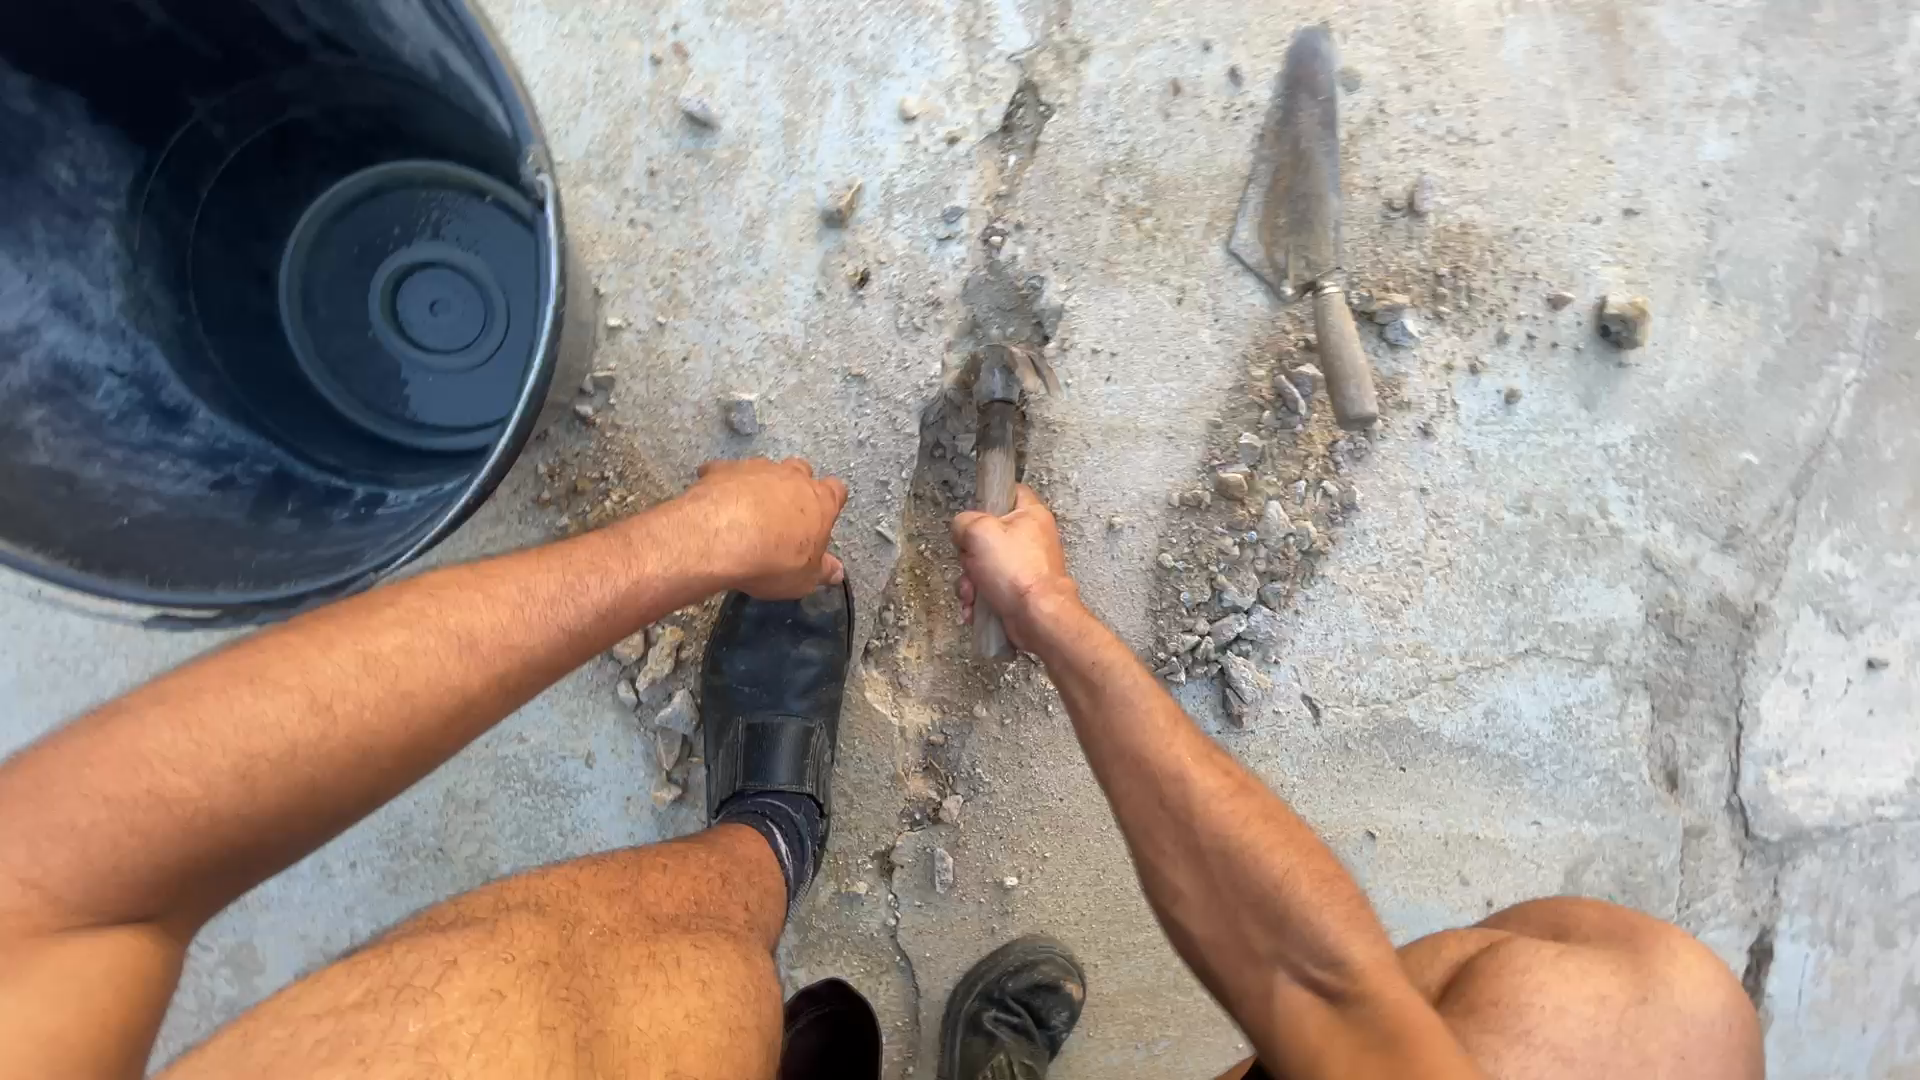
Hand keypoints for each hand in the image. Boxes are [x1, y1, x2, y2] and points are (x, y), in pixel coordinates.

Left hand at [679, 458, 848, 598]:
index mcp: (821, 501)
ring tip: (747, 510)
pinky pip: (725, 471)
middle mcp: (793, 477)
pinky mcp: (723, 468)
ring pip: (764, 468)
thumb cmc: (774, 560)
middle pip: (801, 470)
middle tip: (783, 511)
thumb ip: (823, 571)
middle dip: (795, 486)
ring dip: (759, 484)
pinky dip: (724, 483)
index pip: (837, 491)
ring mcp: (757, 468)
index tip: (821, 516)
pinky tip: (716, 502)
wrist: (720, 538)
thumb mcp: (804, 578)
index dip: (830, 501)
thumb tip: (838, 572)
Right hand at [951, 485, 1080, 649]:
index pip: (1010, 491)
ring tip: (973, 591)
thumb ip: (963, 522)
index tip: (975, 511)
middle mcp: (1031, 539)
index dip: (989, 499)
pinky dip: (978, 599)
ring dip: (970, 581)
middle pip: (988, 534)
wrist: (1036, 618)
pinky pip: (989, 588)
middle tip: (972, 560)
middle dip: (970, 553)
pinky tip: (975, 607)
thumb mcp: (979, 532)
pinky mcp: (1018, 590)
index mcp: (1030, 515)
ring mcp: (1025, 566)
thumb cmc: (1019, 574)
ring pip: (984, 565)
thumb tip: (960, 530)